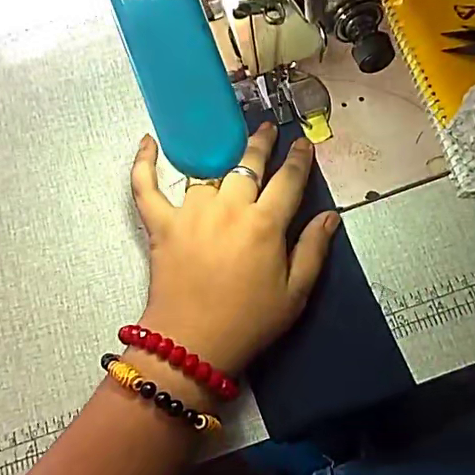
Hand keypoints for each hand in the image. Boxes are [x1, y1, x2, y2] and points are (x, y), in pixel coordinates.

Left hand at [130, 123, 338, 379]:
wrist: (193, 346)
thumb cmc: (249, 322)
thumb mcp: (296, 292)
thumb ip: (313, 249)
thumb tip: (330, 216)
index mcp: (265, 224)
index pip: (288, 180)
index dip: (298, 159)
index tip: (303, 143)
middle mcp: (229, 209)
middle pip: (247, 163)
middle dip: (260, 142)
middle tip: (266, 129)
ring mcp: (191, 214)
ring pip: (206, 172)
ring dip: (218, 155)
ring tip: (224, 140)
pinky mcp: (161, 224)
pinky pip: (146, 186)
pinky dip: (143, 162)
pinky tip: (147, 141)